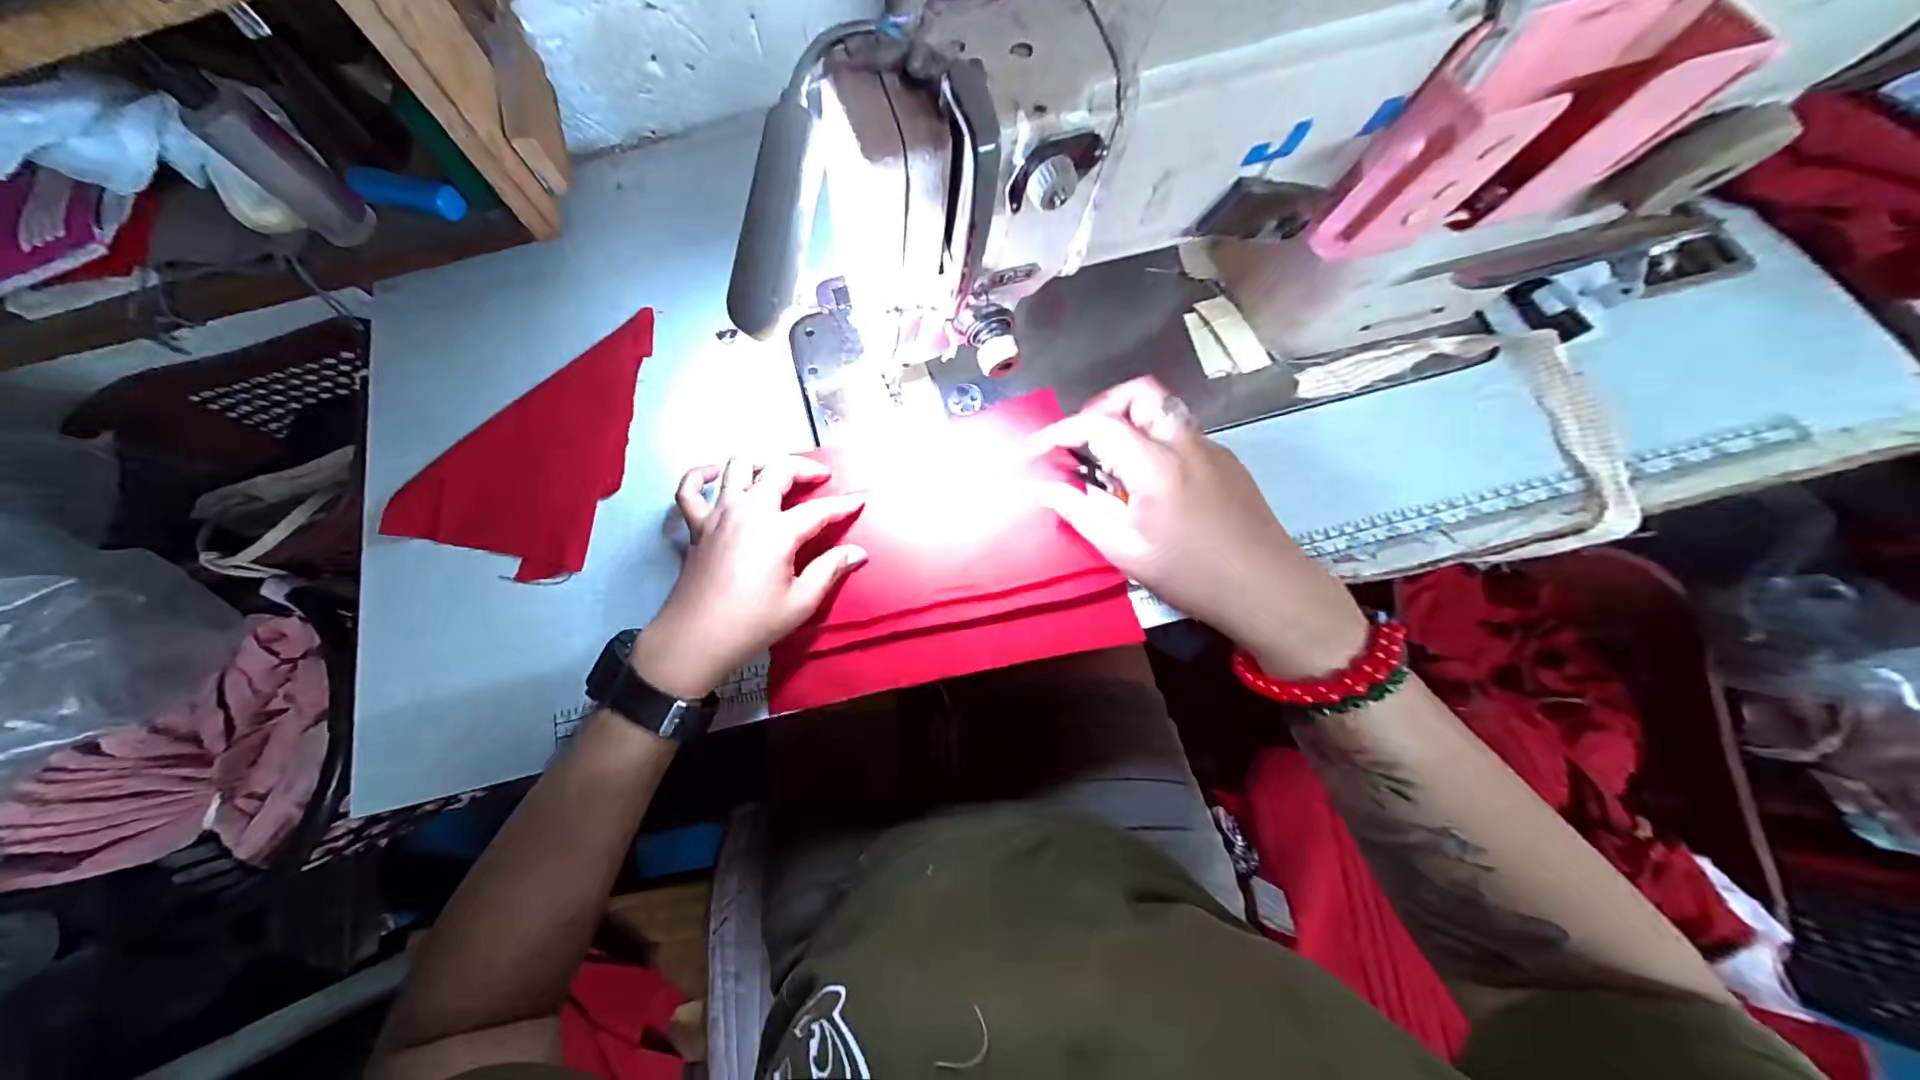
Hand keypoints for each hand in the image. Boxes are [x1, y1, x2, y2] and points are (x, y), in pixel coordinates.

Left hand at [629, 457, 866, 697]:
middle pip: (778, 471)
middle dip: (806, 468)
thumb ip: (830, 570)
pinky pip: (691, 488)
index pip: (819, 509)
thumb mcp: (801, 602)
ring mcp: (718, 514)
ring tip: (776, 473)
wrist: (695, 638)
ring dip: (761, 463)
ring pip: (737, 467)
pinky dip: (702, 475)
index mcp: (777, 531)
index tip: (862, 498)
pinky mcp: (697, 525)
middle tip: (822, 478)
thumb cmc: (752, 623)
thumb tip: (857, 552)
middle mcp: (747, 512)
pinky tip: (717, 475)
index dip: (844, 503)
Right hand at [1033, 377, 1368, 676]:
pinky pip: (1182, 434)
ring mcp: (1211, 448)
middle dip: (1102, 406)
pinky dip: (1155, 442)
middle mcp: (1185, 442)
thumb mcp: (1123, 549)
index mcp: (1155, 463)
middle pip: (1139, 392)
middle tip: (1083, 442)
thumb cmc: (1190, 574)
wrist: (1267, 588)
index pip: (1097, 424)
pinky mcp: (1227, 461)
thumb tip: (1043, 488)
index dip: (1058, 432)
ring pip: (1164, 410)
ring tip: (1113, 464)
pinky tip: (1151, 484)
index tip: (1034, 451)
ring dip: (1130, 422)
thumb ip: (1079, 511)